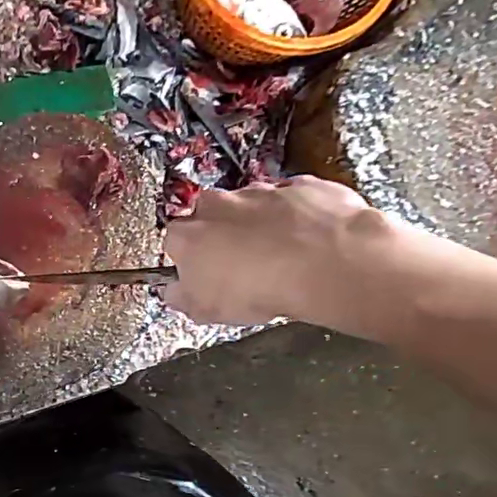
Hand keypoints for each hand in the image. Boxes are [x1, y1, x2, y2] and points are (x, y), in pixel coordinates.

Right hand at [164, 176, 409, 333]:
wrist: (322, 262)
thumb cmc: (258, 288)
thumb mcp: (205, 311)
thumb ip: (181, 297)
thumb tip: (173, 292)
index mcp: (188, 235)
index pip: (174, 242)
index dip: (188, 260)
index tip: (201, 276)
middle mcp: (218, 205)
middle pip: (211, 217)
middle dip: (222, 236)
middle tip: (240, 266)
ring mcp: (260, 191)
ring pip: (253, 207)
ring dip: (260, 226)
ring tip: (280, 258)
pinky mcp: (300, 186)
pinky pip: (292, 201)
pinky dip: (296, 217)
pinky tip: (307, 242)